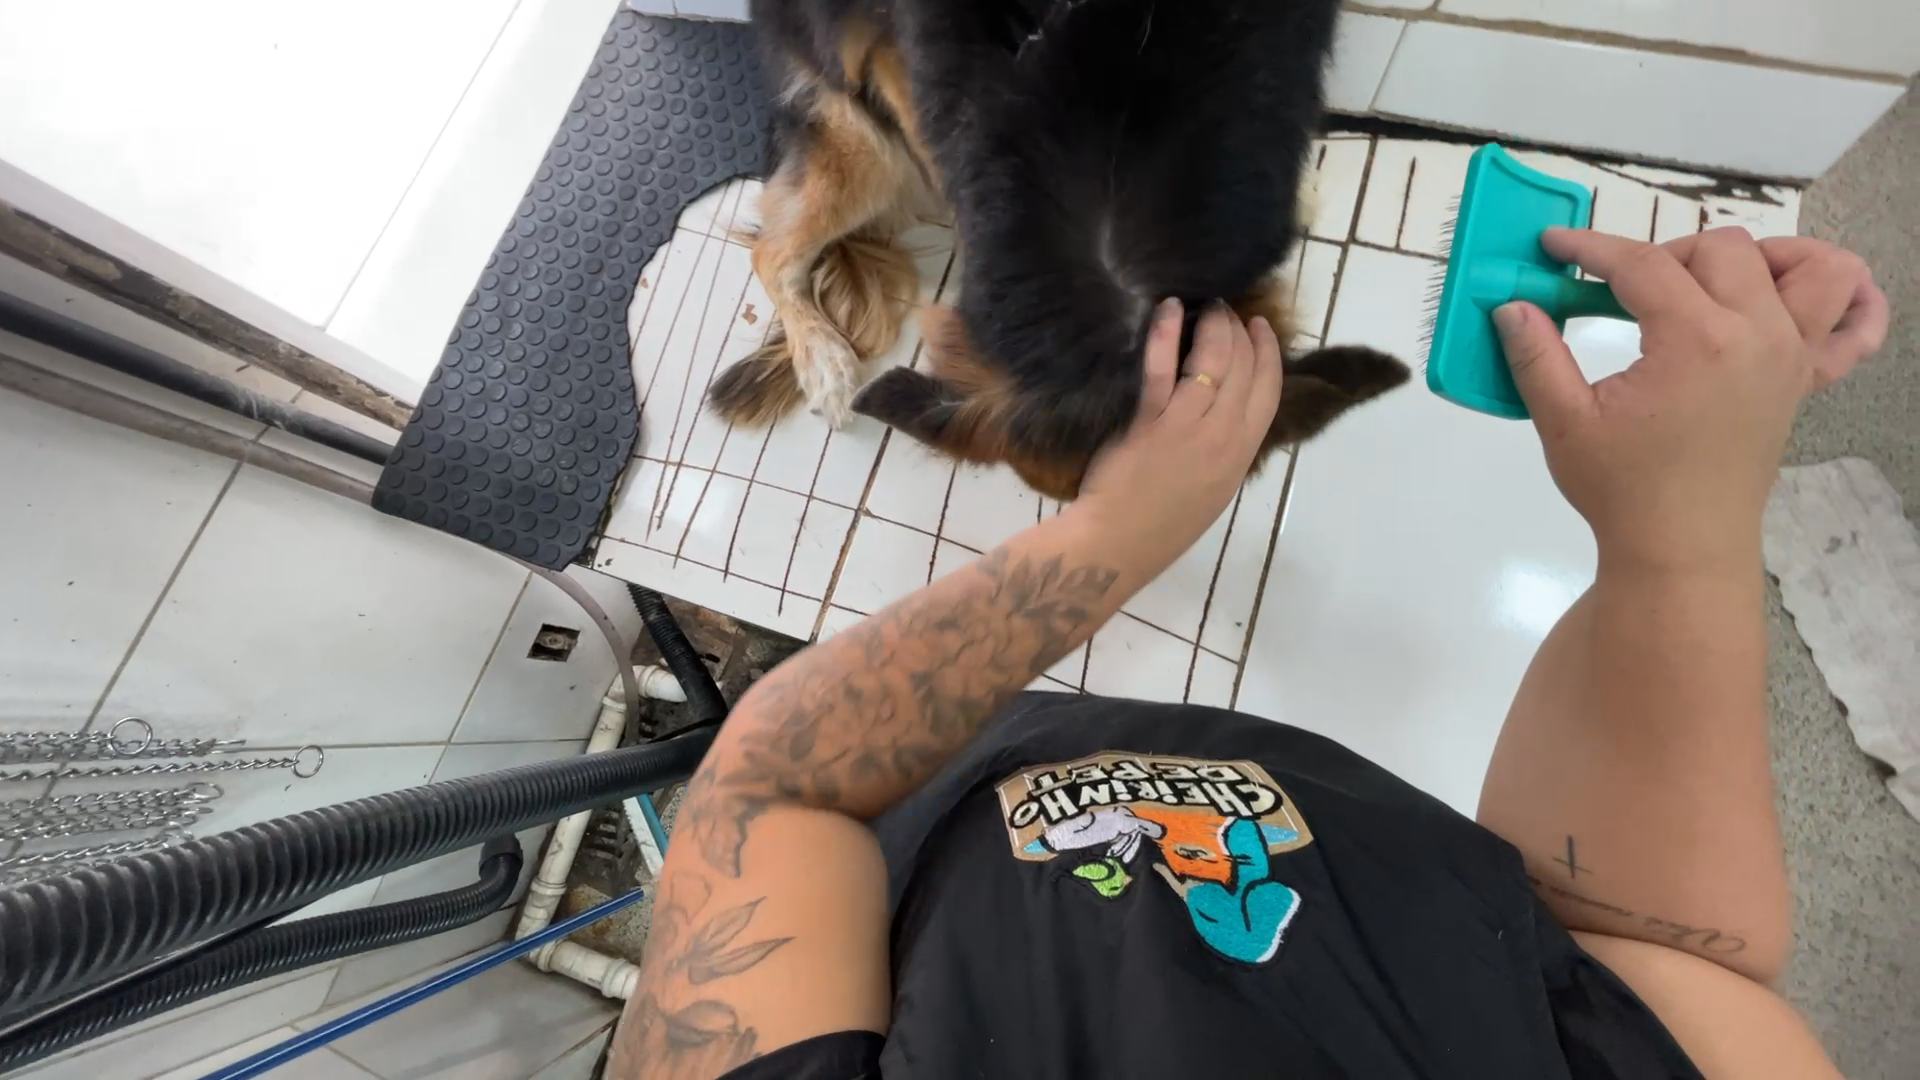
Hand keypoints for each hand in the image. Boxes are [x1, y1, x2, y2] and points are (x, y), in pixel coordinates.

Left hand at [1077, 300, 1283, 565]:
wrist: (1120, 542)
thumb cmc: (1162, 523)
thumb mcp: (1213, 490)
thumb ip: (1226, 451)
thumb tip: (1229, 416)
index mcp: (1242, 454)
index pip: (1269, 391)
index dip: (1269, 352)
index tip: (1261, 328)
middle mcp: (1223, 436)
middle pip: (1244, 367)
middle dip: (1240, 329)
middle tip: (1225, 310)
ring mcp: (1187, 426)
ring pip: (1213, 360)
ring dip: (1213, 324)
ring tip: (1204, 306)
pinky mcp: (1150, 421)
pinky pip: (1162, 368)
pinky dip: (1166, 333)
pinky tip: (1167, 310)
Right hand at [1495, 227, 1887, 574]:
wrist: (1679, 539)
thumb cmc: (1617, 484)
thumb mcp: (1562, 421)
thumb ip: (1535, 358)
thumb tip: (1511, 309)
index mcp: (1696, 342)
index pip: (1643, 267)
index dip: (1592, 249)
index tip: (1554, 246)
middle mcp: (1760, 334)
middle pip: (1723, 250)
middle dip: (1659, 255)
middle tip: (1611, 290)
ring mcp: (1795, 355)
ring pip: (1810, 265)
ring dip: (1757, 257)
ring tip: (1702, 284)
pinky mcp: (1807, 379)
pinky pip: (1857, 320)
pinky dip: (1844, 296)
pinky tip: (1800, 299)